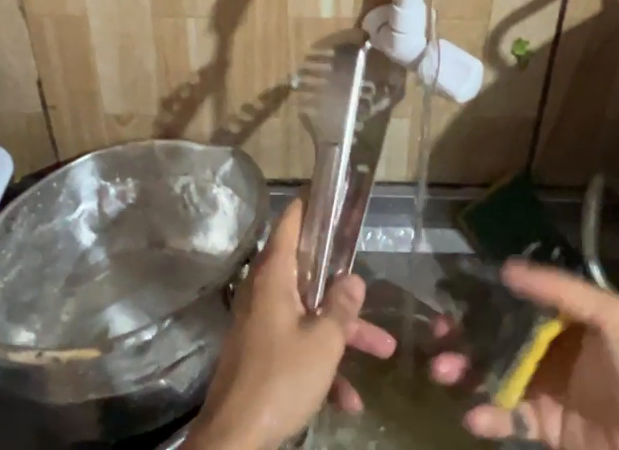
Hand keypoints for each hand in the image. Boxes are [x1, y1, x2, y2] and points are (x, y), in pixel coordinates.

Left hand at [189, 200, 396, 449]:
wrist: (235, 437)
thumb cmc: (281, 377)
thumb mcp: (323, 342)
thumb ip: (341, 307)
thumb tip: (351, 278)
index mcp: (274, 277)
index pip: (290, 225)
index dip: (309, 207)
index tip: (327, 193)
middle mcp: (264, 293)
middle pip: (309, 277)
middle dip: (345, 293)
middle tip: (373, 291)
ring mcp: (261, 326)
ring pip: (309, 317)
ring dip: (343, 336)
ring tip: (383, 351)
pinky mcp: (261, 356)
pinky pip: (298, 349)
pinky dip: (322, 368)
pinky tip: (348, 401)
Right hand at [430, 260, 618, 449]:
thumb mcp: (614, 319)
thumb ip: (564, 290)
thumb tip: (508, 268)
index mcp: (566, 320)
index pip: (515, 302)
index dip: (482, 298)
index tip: (451, 295)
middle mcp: (550, 350)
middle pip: (496, 336)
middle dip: (463, 335)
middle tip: (437, 337)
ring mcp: (545, 390)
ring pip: (492, 373)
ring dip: (465, 371)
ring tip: (446, 373)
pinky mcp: (544, 428)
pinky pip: (506, 418)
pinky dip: (485, 415)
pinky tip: (475, 416)